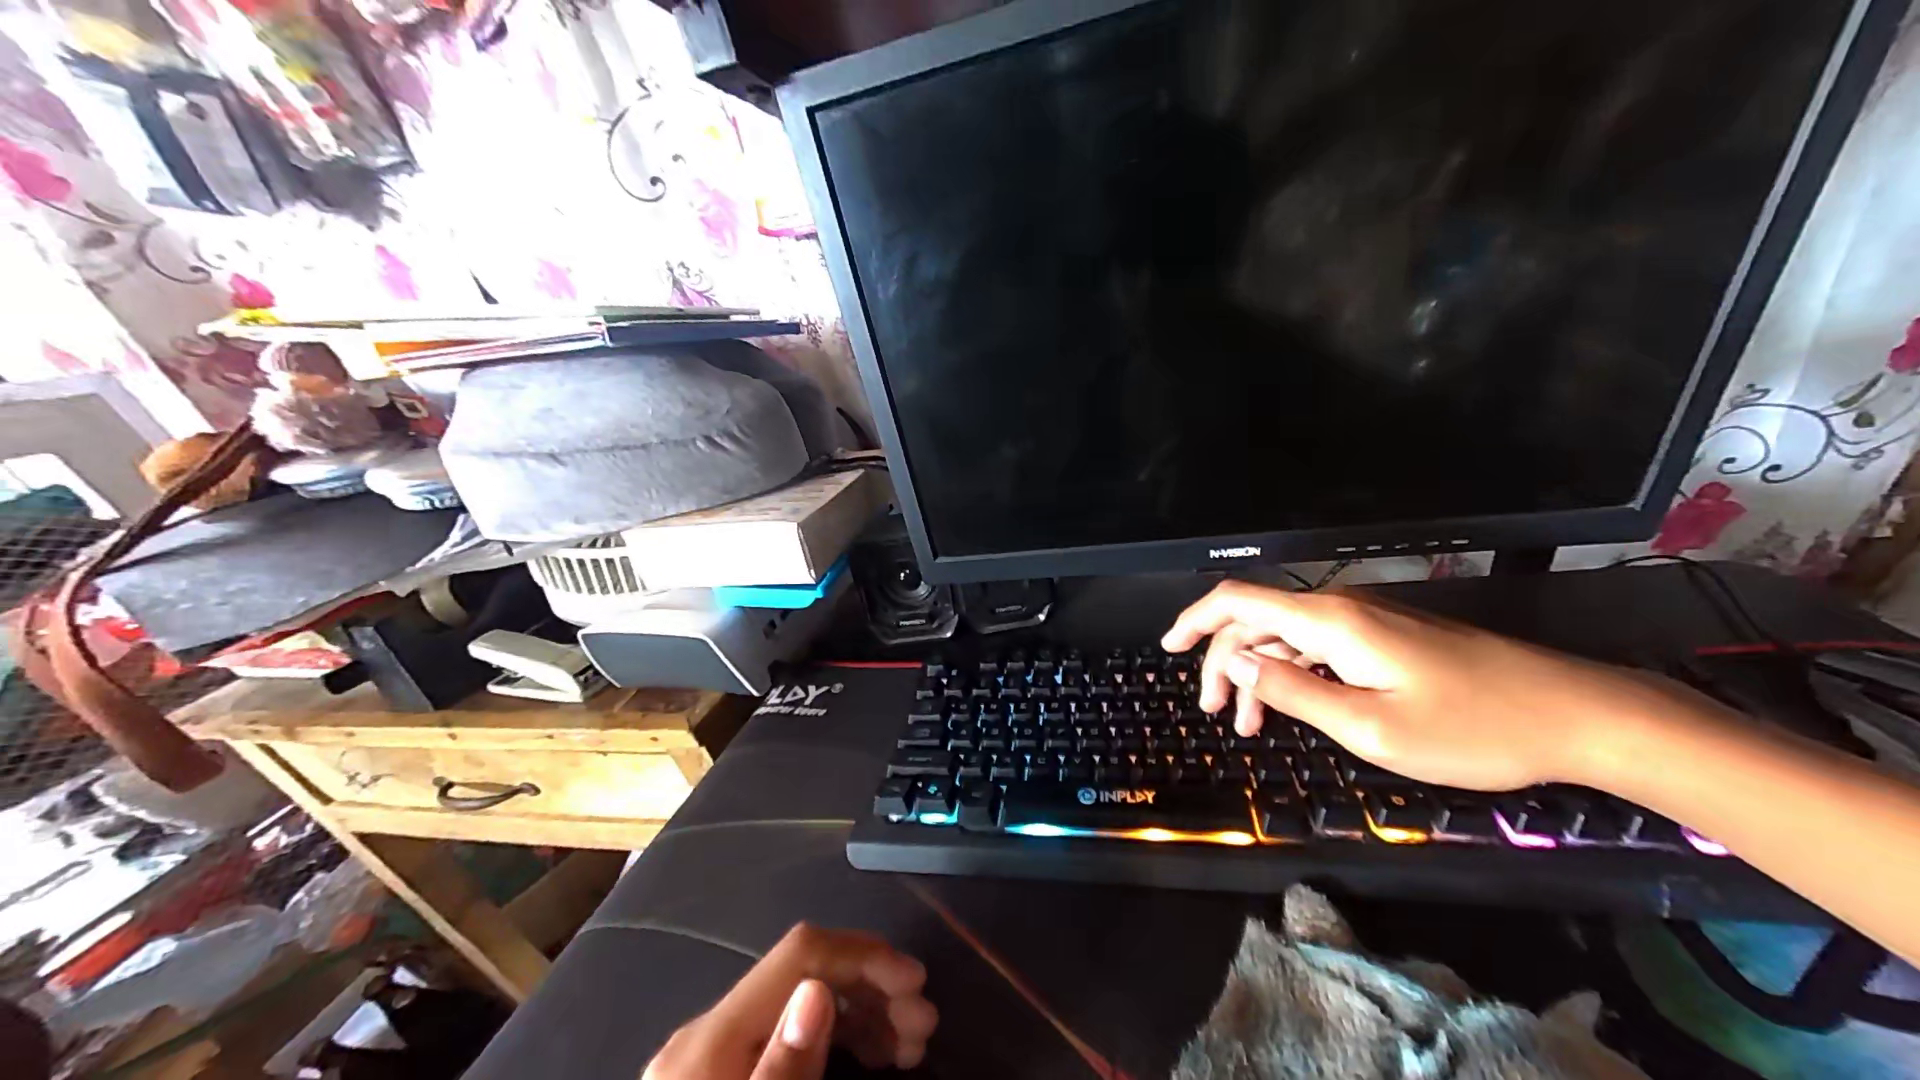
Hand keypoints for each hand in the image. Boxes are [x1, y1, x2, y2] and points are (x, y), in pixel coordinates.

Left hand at [642, 924, 936, 1079]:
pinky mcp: (728, 1074)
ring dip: (863, 1011)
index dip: (863, 955)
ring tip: (908, 1045)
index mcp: (712, 1038)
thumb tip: (816, 990)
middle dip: (873, 987)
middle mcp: (712, 1031)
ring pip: (803, 1000)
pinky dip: (838, 1034)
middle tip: (924, 1027)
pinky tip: (872, 1055)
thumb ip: (784, 1071)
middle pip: (805, 974)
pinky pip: (790, 1031)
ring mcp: (718, 1053)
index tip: (916, 985)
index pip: (798, 956)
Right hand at [1161, 581, 1713, 791]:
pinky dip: (1293, 676)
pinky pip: (1319, 648)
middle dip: (1224, 663)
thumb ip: (1293, 692)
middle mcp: (1340, 609)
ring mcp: (1366, 622)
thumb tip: (1237, 666)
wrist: (1574, 715)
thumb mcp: (1369, 725)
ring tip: (1248, 725)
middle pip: (1256, 622)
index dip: (1194, 619)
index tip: (1167, 645)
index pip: (1238, 601)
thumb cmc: (1470, 726)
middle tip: (1216, 715)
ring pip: (1287, 638)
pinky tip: (1293, 707)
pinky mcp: (1386, 638)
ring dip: (1258, 675)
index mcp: (1329, 621)